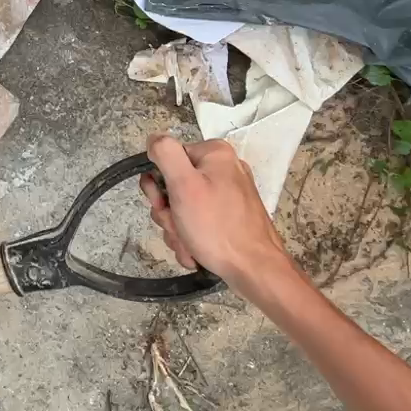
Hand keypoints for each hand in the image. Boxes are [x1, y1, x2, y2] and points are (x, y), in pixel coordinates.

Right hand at [139, 135, 294, 290]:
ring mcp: (228, 195)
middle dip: (167, 211)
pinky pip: (197, 220)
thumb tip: (154, 139)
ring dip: (176, 228)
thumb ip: (165, 153)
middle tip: (177, 227)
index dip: (158, 184)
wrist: (256, 272)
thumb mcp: (184, 184)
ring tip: (188, 243)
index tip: (163, 204)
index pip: (166, 159)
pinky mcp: (230, 217)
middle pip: (172, 184)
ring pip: (181, 206)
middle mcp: (223, 169)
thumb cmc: (217, 227)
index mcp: (214, 154)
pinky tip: (195, 250)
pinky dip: (190, 236)